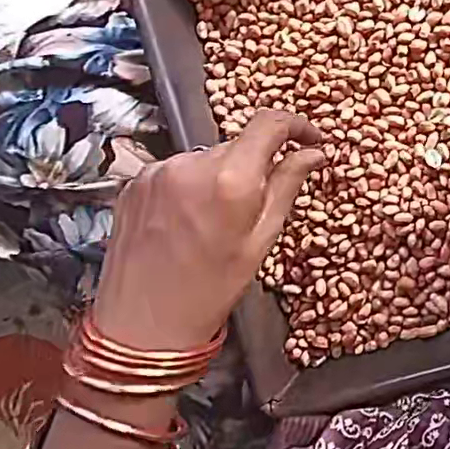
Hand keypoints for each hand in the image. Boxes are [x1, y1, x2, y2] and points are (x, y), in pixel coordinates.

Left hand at [90, 110, 326, 350]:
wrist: (141, 324)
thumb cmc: (209, 290)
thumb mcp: (261, 241)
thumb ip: (287, 186)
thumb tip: (313, 153)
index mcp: (230, 180)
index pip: (269, 123)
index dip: (296, 125)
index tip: (309, 138)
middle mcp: (191, 163)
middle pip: (238, 144)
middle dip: (254, 166)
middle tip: (253, 207)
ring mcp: (158, 170)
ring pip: (207, 158)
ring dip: (220, 177)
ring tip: (214, 222)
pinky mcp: (136, 180)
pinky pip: (178, 170)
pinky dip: (191, 186)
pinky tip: (187, 221)